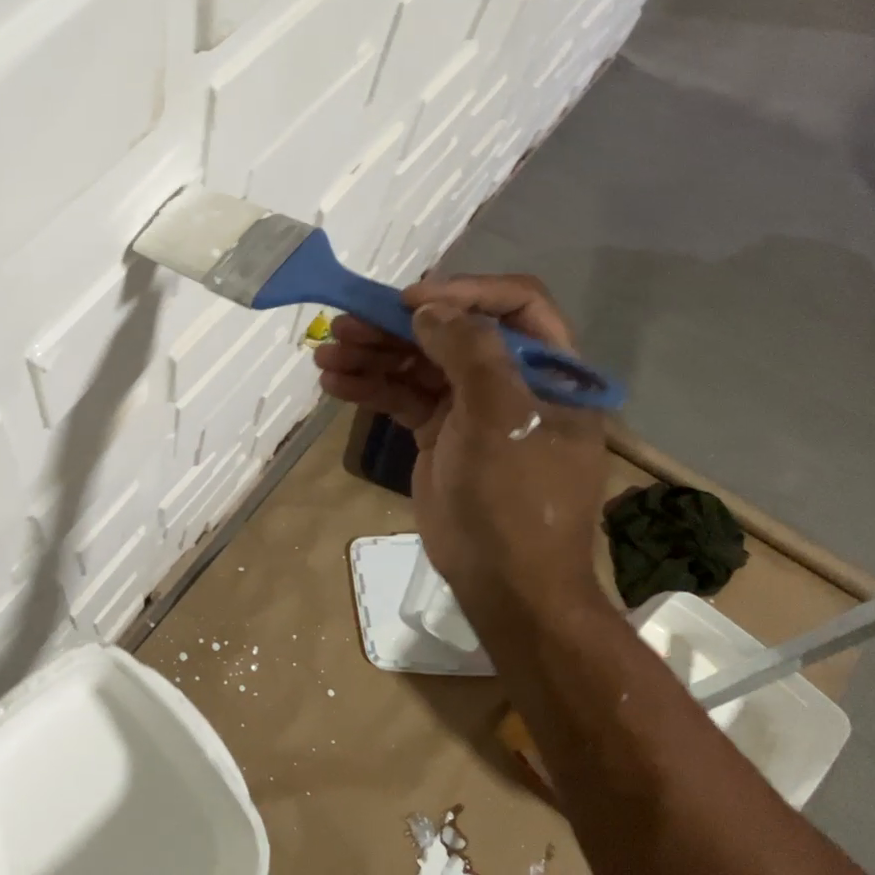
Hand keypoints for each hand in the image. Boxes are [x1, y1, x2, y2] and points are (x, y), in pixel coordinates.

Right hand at [313, 275, 607, 617]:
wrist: (506, 582)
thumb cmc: (516, 497)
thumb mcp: (500, 417)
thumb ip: (469, 352)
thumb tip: (427, 308)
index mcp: (549, 372)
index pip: (514, 305)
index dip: (463, 293)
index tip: (409, 300)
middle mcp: (512, 381)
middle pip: (451, 332)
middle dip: (396, 326)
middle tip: (344, 325)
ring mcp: (471, 408)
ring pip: (417, 363)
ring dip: (371, 355)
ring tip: (325, 355)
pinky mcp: (437, 433)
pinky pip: (400, 396)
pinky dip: (368, 387)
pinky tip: (334, 383)